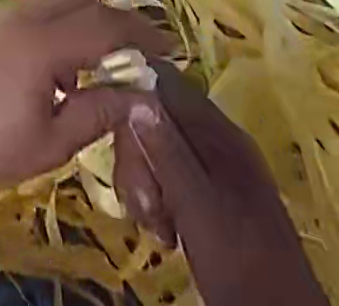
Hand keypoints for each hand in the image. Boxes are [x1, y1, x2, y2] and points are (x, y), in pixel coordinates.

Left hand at [0, 0, 172, 213]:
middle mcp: (13, 13)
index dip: (140, 31)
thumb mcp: (53, 140)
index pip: (103, 22)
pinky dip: (44, 22)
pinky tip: (43, 67)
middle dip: (105, 11)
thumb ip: (101, 111)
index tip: (165, 48)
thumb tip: (142, 96)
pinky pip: (21, 6)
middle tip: (121, 52)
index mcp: (37, 42)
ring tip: (80, 68)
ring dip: (73, 15)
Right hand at [108, 63, 328, 305]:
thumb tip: (134, 95)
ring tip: (152, 220)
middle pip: (150, 114)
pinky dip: (153, 195)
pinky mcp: (207, 191)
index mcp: (216, 131)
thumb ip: (166, 149)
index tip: (100, 115)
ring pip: (152, 145)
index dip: (126, 88)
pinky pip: (164, 172)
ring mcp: (212, 165)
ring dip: (140, 179)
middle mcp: (214, 138)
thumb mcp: (196, 205)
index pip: (161, 79)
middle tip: (139, 196)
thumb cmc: (238, 260)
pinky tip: (161, 226)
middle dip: (133, 150)